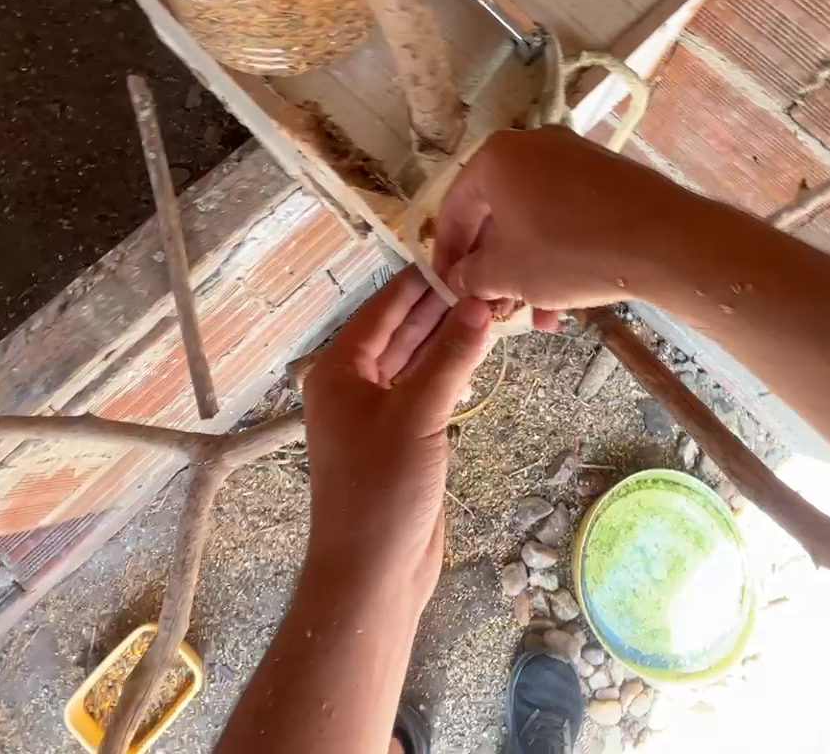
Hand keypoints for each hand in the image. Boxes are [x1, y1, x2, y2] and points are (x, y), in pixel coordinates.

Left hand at [302, 266, 492, 590]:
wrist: (373, 573)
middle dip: (440, 307)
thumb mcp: (418, 415)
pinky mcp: (402, 436)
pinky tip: (478, 350)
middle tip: (486, 278)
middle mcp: (354, 384)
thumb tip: (480, 305)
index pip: (382, 309)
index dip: (419, 281)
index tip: (458, 255)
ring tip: (490, 305)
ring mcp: (378, 411)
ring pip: (416, 359)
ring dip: (448, 337)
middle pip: (400, 331)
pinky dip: (450, 369)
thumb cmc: (382, 489)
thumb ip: (450, 357)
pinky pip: (426, 388)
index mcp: (339, 370)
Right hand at [431, 127, 707, 324]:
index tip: (447, 287)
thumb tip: (459, 278)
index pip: (454, 208)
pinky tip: (567, 295)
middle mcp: (532, 146)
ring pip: (533, 218)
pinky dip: (557, 250)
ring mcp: (573, 156)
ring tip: (538, 314)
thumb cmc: (569, 251)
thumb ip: (471, 276)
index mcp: (496, 158)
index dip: (446, 254)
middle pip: (496, 213)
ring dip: (528, 268)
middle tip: (494, 303)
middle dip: (494, 266)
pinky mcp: (605, 173)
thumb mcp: (507, 273)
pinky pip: (565, 213)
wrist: (665, 239)